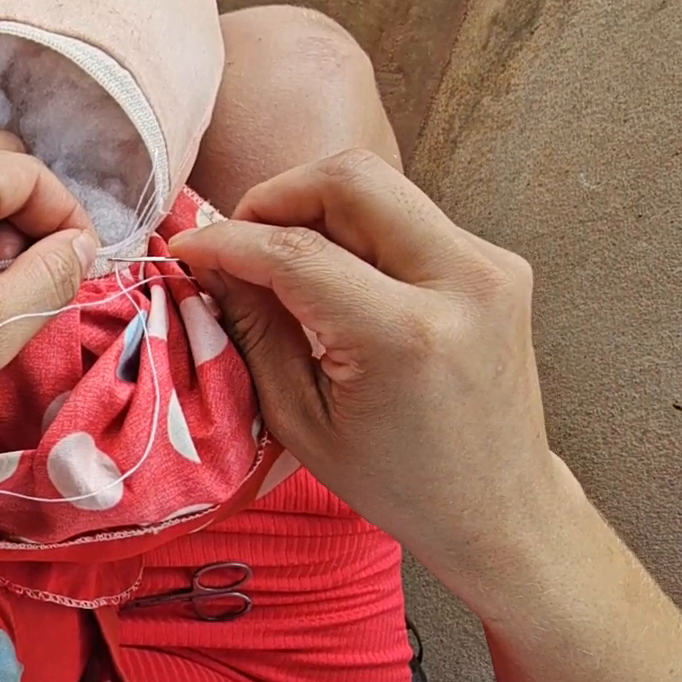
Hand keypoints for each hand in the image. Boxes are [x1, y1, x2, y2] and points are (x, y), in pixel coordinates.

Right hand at [170, 149, 568, 597]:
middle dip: (276, 195)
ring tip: (270, 258)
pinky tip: (320, 272)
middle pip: (352, 179)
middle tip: (235, 237)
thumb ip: (255, 332)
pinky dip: (347, 228)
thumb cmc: (390, 479)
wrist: (494, 503)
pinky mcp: (492, 263)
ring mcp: (488, 264)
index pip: (296, 251)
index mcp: (403, 335)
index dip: (227, 240)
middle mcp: (461, 280)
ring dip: (310, 208)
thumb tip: (214, 269)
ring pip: (380, 187)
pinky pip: (402, 215)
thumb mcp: (297, 419)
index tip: (187, 245)